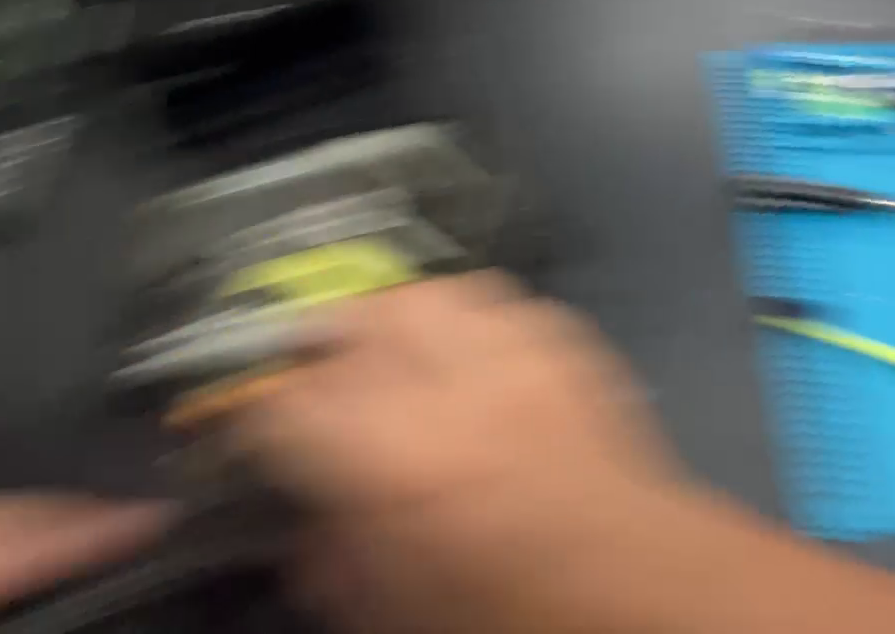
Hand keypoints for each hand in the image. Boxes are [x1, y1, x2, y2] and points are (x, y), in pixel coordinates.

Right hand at [241, 271, 690, 631]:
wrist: (638, 576)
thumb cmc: (518, 605)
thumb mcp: (400, 601)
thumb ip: (335, 547)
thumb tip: (303, 511)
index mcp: (405, 465)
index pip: (297, 403)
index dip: (261, 404)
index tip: (256, 410)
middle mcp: (462, 391)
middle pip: (370, 317)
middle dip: (332, 334)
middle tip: (323, 361)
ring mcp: (523, 356)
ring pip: (439, 291)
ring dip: (404, 315)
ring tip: (397, 346)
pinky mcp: (571, 344)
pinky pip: (504, 302)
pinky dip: (474, 318)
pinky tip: (473, 350)